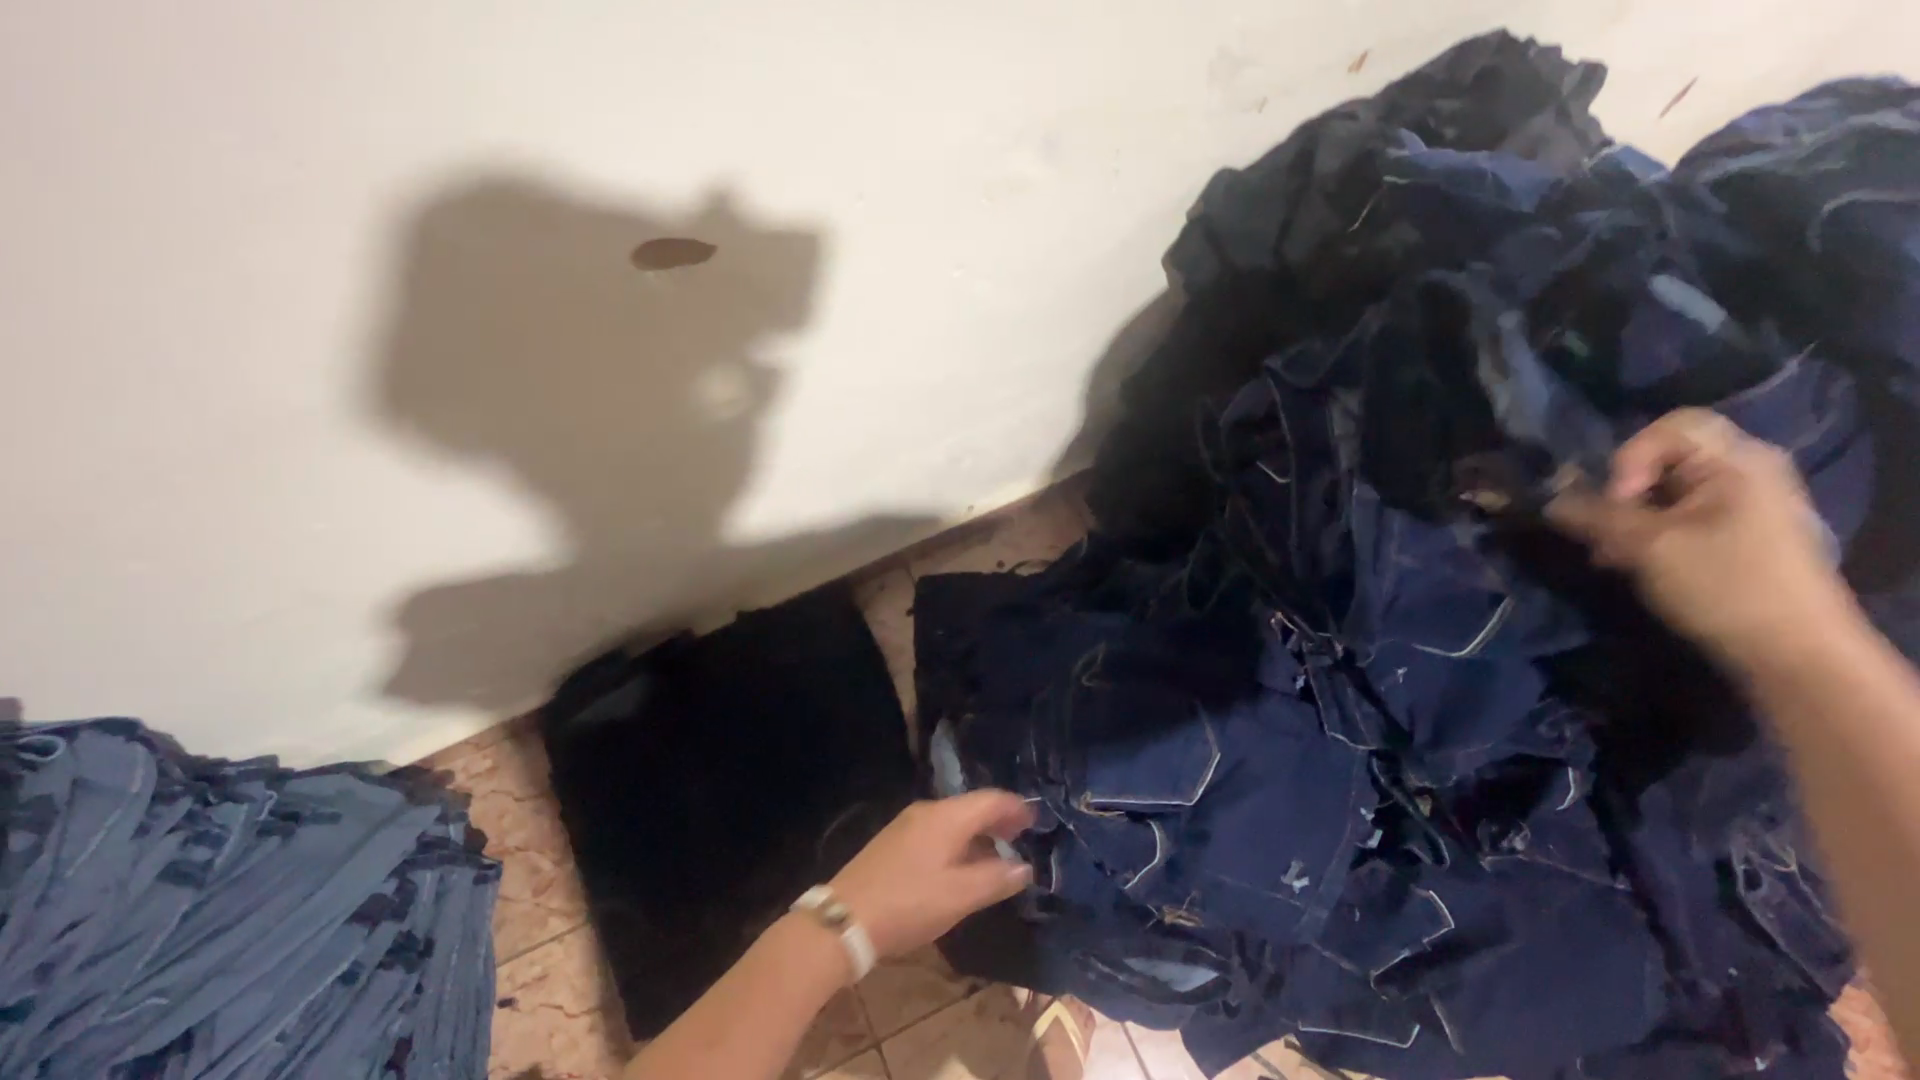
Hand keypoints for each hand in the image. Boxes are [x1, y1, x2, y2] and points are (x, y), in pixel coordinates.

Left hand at [828, 791, 1035, 959]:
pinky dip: (957, 842)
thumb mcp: (959, 897)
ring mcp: (905, 827)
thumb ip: (995, 880)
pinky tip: (960, 865)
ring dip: (977, 833)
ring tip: (996, 854)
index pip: (989, 800)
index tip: (1036, 820)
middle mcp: (926, 813)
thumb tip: (1024, 867)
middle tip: (1020, 836)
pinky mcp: (892, 844)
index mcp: (946, 817)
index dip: (1015, 807)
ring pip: (952, 821)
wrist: (843, 920)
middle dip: (997, 820)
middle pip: (970, 807)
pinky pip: (936, 833)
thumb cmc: (908, 904)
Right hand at [1545, 407, 1860, 669]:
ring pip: (1665, 491)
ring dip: (1628, 519)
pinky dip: (1648, 534)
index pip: (1669, 427)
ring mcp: (1744, 505)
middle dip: (1621, 494)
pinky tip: (1632, 564)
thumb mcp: (1648, 547)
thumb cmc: (1724, 587)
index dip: (1630, 458)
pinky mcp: (1736, 535)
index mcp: (1738, 462)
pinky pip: (1679, 516)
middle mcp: (1745, 472)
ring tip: (1611, 556)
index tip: (1619, 502)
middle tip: (1602, 534)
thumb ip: (1594, 516)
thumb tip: (1548, 500)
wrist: (1793, 654)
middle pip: (1664, 459)